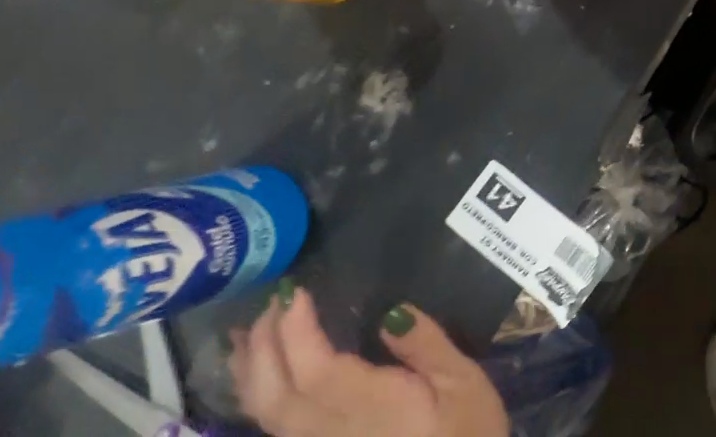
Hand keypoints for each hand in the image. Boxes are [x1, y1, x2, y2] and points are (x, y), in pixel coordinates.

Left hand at [230, 283, 507, 436]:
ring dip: (252, 368)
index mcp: (374, 406)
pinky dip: (259, 390)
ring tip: (248, 329)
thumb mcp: (464, 381)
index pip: (317, 372)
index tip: (296, 293)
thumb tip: (393, 312)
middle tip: (272, 300)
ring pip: (266, 412)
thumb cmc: (468, 428)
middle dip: (265, 344)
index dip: (297, 332)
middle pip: (278, 394)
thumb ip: (428, 346)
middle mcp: (334, 430)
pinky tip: (261, 370)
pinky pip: (274, 422)